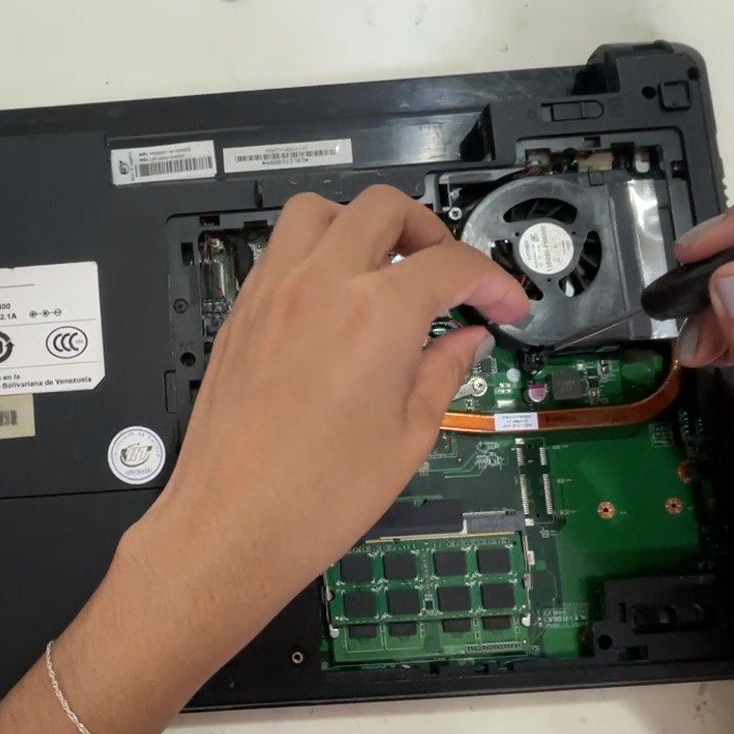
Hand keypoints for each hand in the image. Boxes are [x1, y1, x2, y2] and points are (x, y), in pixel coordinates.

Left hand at [135, 187, 529, 637]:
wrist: (232, 526)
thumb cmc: (312, 497)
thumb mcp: (408, 438)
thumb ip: (443, 373)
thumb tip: (463, 342)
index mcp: (375, 313)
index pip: (451, 263)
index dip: (491, 281)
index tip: (501, 305)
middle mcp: (318, 287)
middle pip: (382, 208)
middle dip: (427, 230)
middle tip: (444, 273)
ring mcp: (270, 296)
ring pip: (315, 212)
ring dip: (358, 224)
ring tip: (381, 268)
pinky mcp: (240, 317)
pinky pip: (277, 254)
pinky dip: (312, 255)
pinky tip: (330, 302)